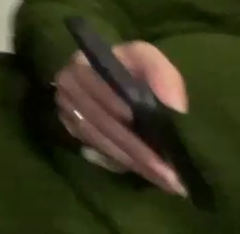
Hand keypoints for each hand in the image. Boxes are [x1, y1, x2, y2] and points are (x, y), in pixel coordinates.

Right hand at [53, 40, 189, 195]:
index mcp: (79, 64)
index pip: (92, 86)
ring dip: (130, 159)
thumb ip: (161, 73)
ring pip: (94, 136)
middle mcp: (65, 84)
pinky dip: (118, 161)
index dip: (117, 105)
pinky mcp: (70, 125)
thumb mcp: (148, 59)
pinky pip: (92, 146)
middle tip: (169, 173)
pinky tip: (145, 172)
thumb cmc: (133, 68)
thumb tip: (173, 106)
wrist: (120, 80)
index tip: (150, 129)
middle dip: (133, 146)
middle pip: (94, 117)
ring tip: (166, 180)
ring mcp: (65, 106)